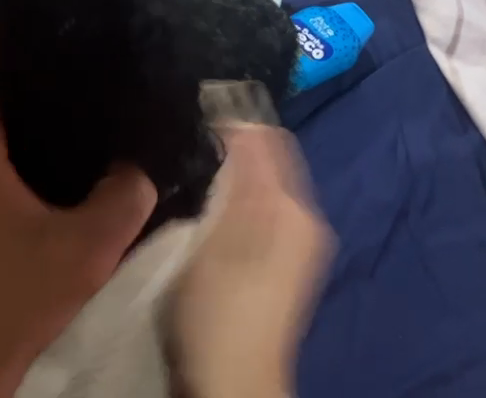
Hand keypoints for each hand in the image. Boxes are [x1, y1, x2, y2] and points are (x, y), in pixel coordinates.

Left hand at [0, 24, 157, 397]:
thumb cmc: (18, 295)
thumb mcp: (87, 249)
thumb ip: (126, 195)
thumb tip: (145, 151)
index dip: (6, 23)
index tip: (48, 6)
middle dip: (28, 57)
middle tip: (81, 50)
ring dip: (21, 92)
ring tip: (75, 85)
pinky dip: (11, 120)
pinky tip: (52, 132)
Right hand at [171, 125, 333, 397]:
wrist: (229, 379)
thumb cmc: (219, 306)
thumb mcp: (223, 231)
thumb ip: (241, 173)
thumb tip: (241, 117)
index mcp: (292, 206)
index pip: (268, 136)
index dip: (232, 119)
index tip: (193, 114)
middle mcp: (300, 218)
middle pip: (266, 158)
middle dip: (229, 144)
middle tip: (185, 141)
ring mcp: (291, 242)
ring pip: (258, 181)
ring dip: (227, 170)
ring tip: (188, 168)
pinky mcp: (274, 261)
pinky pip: (254, 205)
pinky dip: (229, 195)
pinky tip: (202, 205)